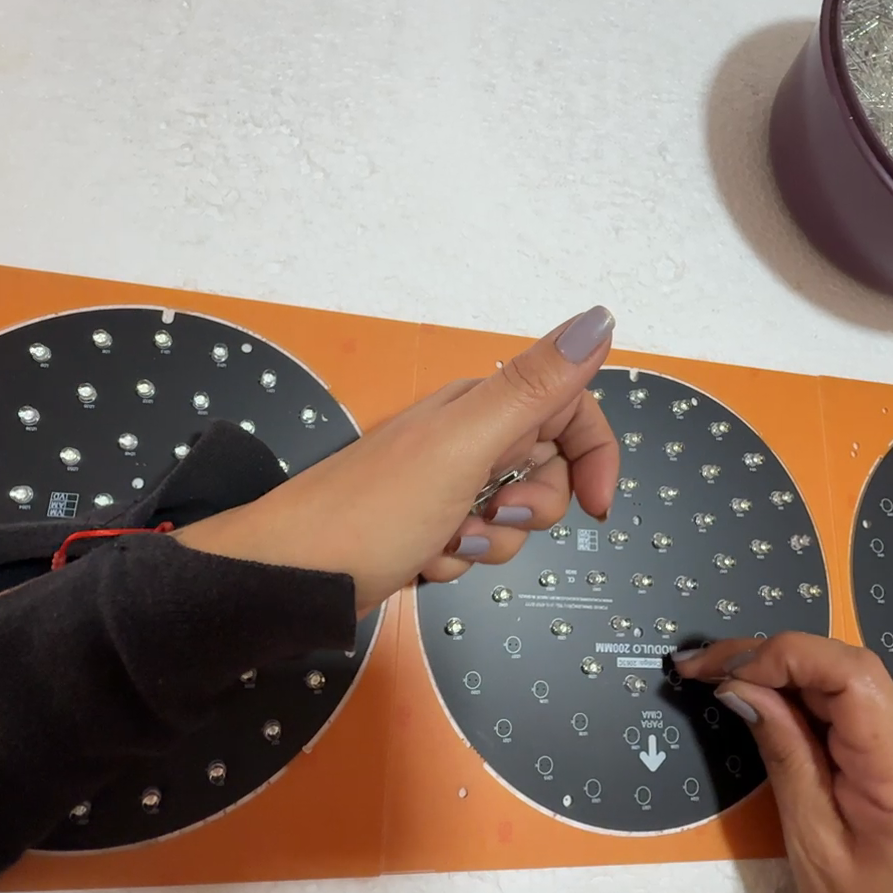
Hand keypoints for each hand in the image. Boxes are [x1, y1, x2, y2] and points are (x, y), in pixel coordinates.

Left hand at [173, 307, 619, 614]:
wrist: (292, 575)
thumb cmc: (376, 508)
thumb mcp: (463, 444)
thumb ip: (533, 386)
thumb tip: (600, 318)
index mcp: (483, 404)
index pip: (570, 409)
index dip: (594, 454)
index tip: (598, 505)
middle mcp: (470, 435)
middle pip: (548, 469)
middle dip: (531, 507)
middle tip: (490, 514)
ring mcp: (450, 482)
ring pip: (515, 514)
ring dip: (491, 540)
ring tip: (445, 541)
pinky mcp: (432, 522)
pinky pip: (478, 541)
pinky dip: (458, 558)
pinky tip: (423, 558)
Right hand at [673, 634, 892, 892]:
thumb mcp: (811, 840)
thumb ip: (783, 753)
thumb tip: (737, 685)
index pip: (850, 673)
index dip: (781, 656)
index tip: (722, 672)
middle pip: (843, 666)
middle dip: (768, 658)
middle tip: (702, 667)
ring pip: (843, 675)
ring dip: (779, 671)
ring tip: (720, 678)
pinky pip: (851, 699)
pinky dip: (801, 692)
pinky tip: (764, 700)